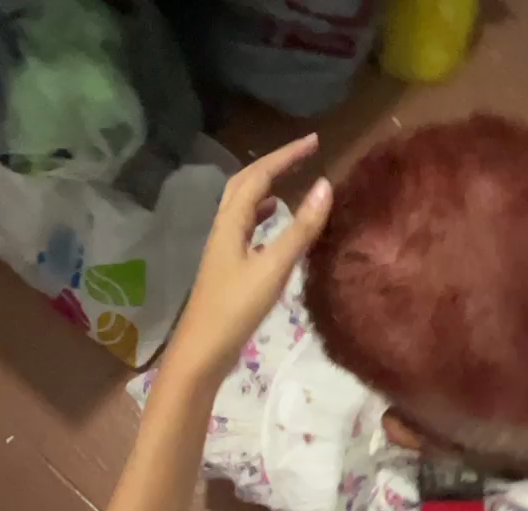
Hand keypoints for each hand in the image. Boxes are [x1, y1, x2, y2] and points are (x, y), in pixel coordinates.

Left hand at [163, 133, 331, 381]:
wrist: (203, 351)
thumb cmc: (236, 309)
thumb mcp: (273, 268)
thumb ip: (300, 230)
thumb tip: (325, 186)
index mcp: (231, 223)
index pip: (259, 175)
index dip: (286, 155)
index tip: (314, 141)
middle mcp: (223, 229)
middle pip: (245, 185)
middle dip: (274, 166)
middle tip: (303, 156)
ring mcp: (223, 250)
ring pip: (244, 208)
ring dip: (266, 191)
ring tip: (289, 187)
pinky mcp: (228, 270)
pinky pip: (246, 232)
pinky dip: (263, 220)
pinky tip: (274, 230)